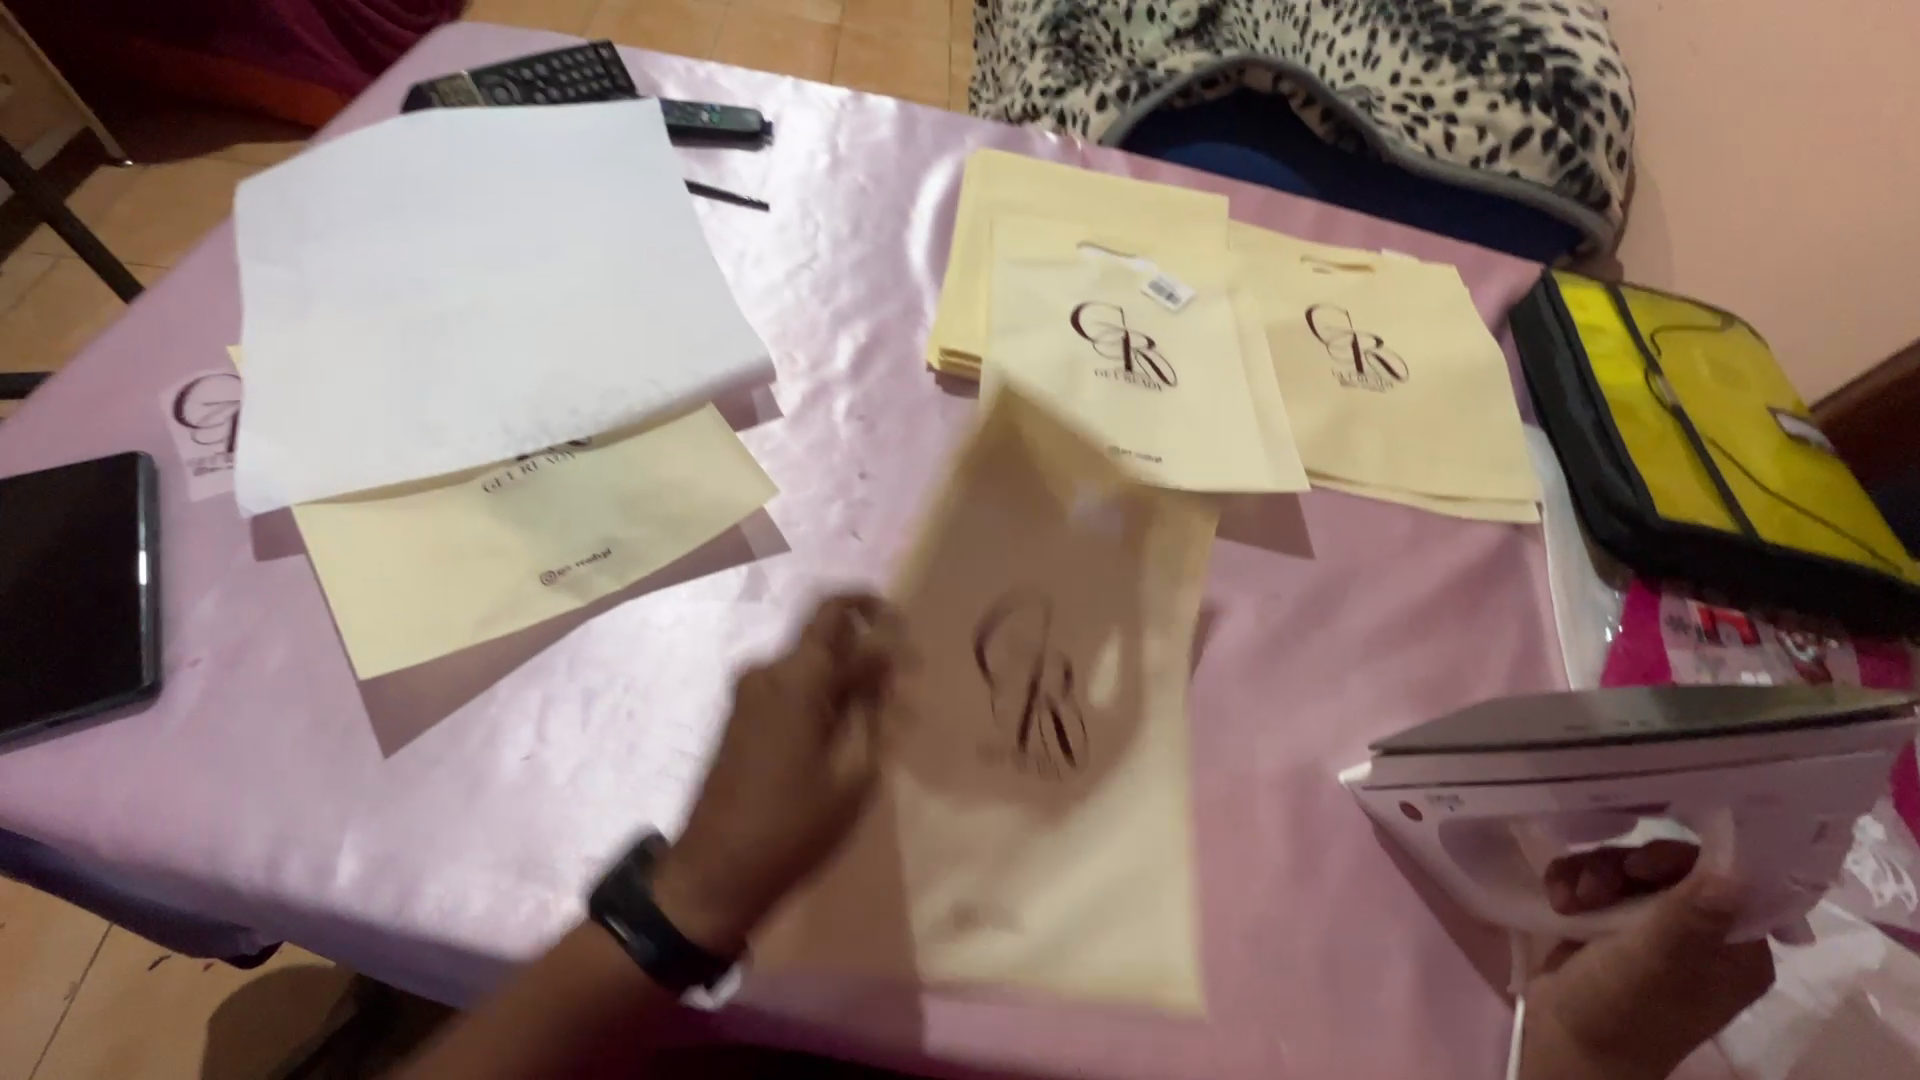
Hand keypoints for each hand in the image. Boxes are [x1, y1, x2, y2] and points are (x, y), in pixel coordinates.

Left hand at [651, 593, 909, 955]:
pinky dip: (824, 692)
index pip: (841, 614)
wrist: (715, 872)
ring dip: (847, 673)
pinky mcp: (743, 713)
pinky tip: (847, 730)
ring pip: (810, 659)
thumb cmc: (794, 826)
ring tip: (881, 716)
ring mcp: (750, 691)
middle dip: (865, 642)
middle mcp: (768, 670)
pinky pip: (793, 683)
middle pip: (823, 629)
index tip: (911, 649)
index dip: (883, 619)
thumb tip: (885, 660)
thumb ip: (871, 705)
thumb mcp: (853, 771)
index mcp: (796, 677)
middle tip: (899, 679)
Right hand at [1521, 842, 1775, 1079]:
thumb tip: (1734, 869)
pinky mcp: (1607, 927)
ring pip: (1622, 871)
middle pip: (1665, 869)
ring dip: (1588, 874)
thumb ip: (1689, 915)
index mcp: (1734, 951)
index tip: (1638, 867)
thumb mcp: (1655, 960)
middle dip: (1620, 869)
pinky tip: (1557, 900)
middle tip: (1594, 886)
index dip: (1680, 862)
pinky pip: (1593, 882)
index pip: (1725, 882)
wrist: (1566, 1042)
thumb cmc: (1620, 1008)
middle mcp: (1699, 937)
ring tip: (1568, 899)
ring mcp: (1650, 932)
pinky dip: (1570, 883)